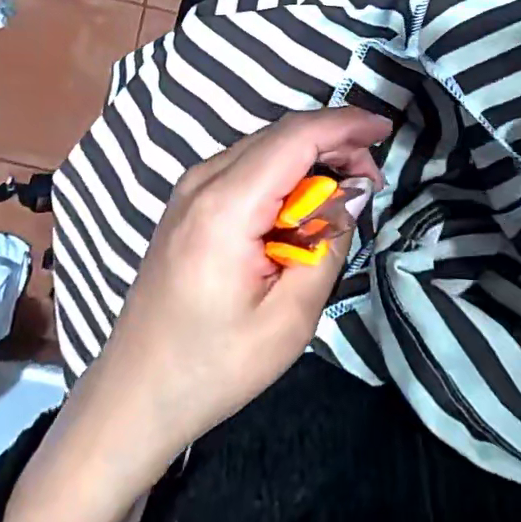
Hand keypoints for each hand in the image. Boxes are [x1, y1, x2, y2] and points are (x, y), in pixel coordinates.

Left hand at [5, 107, 390, 521]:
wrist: (134, 396)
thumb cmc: (214, 366)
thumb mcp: (291, 319)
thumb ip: (329, 245)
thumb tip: (351, 193)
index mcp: (226, 207)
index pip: (296, 137)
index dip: (345, 125)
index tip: (385, 130)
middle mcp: (203, 182)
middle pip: (282, 134)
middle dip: (335, 141)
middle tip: (371, 179)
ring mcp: (190, 188)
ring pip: (266, 145)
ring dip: (312, 155)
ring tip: (347, 189)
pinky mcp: (189, 202)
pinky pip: (248, 164)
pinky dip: (286, 170)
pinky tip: (305, 201)